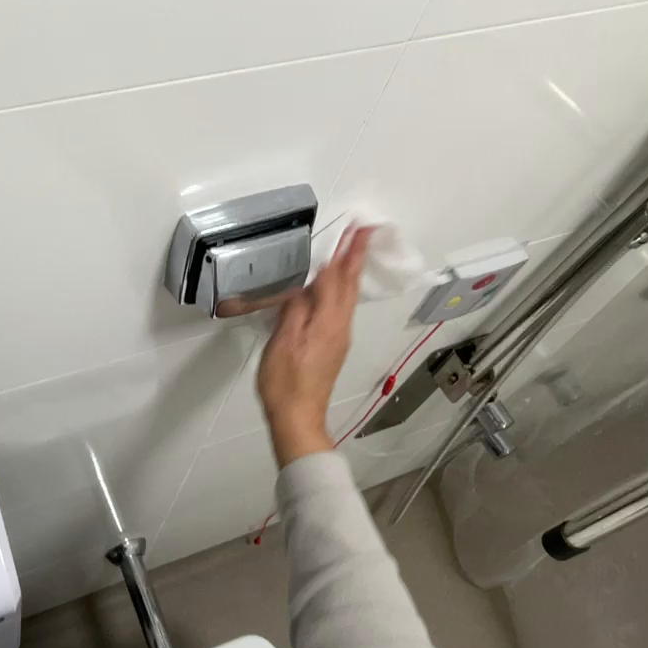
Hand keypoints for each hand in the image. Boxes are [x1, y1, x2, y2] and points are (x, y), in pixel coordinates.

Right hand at [256, 225, 372, 466]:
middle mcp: (339, 327)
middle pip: (350, 285)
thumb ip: (295, 310)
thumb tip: (303, 286)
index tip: (357, 229)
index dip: (346, 252)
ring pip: (347, 296)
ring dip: (349, 271)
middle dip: (356, 256)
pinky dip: (341, 289)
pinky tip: (333, 287)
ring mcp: (338, 337)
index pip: (338, 278)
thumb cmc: (286, 383)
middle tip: (364, 231)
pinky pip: (341, 308)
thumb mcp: (283, 342)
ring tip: (350, 251)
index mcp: (328, 322)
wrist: (298, 418)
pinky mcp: (332, 346)